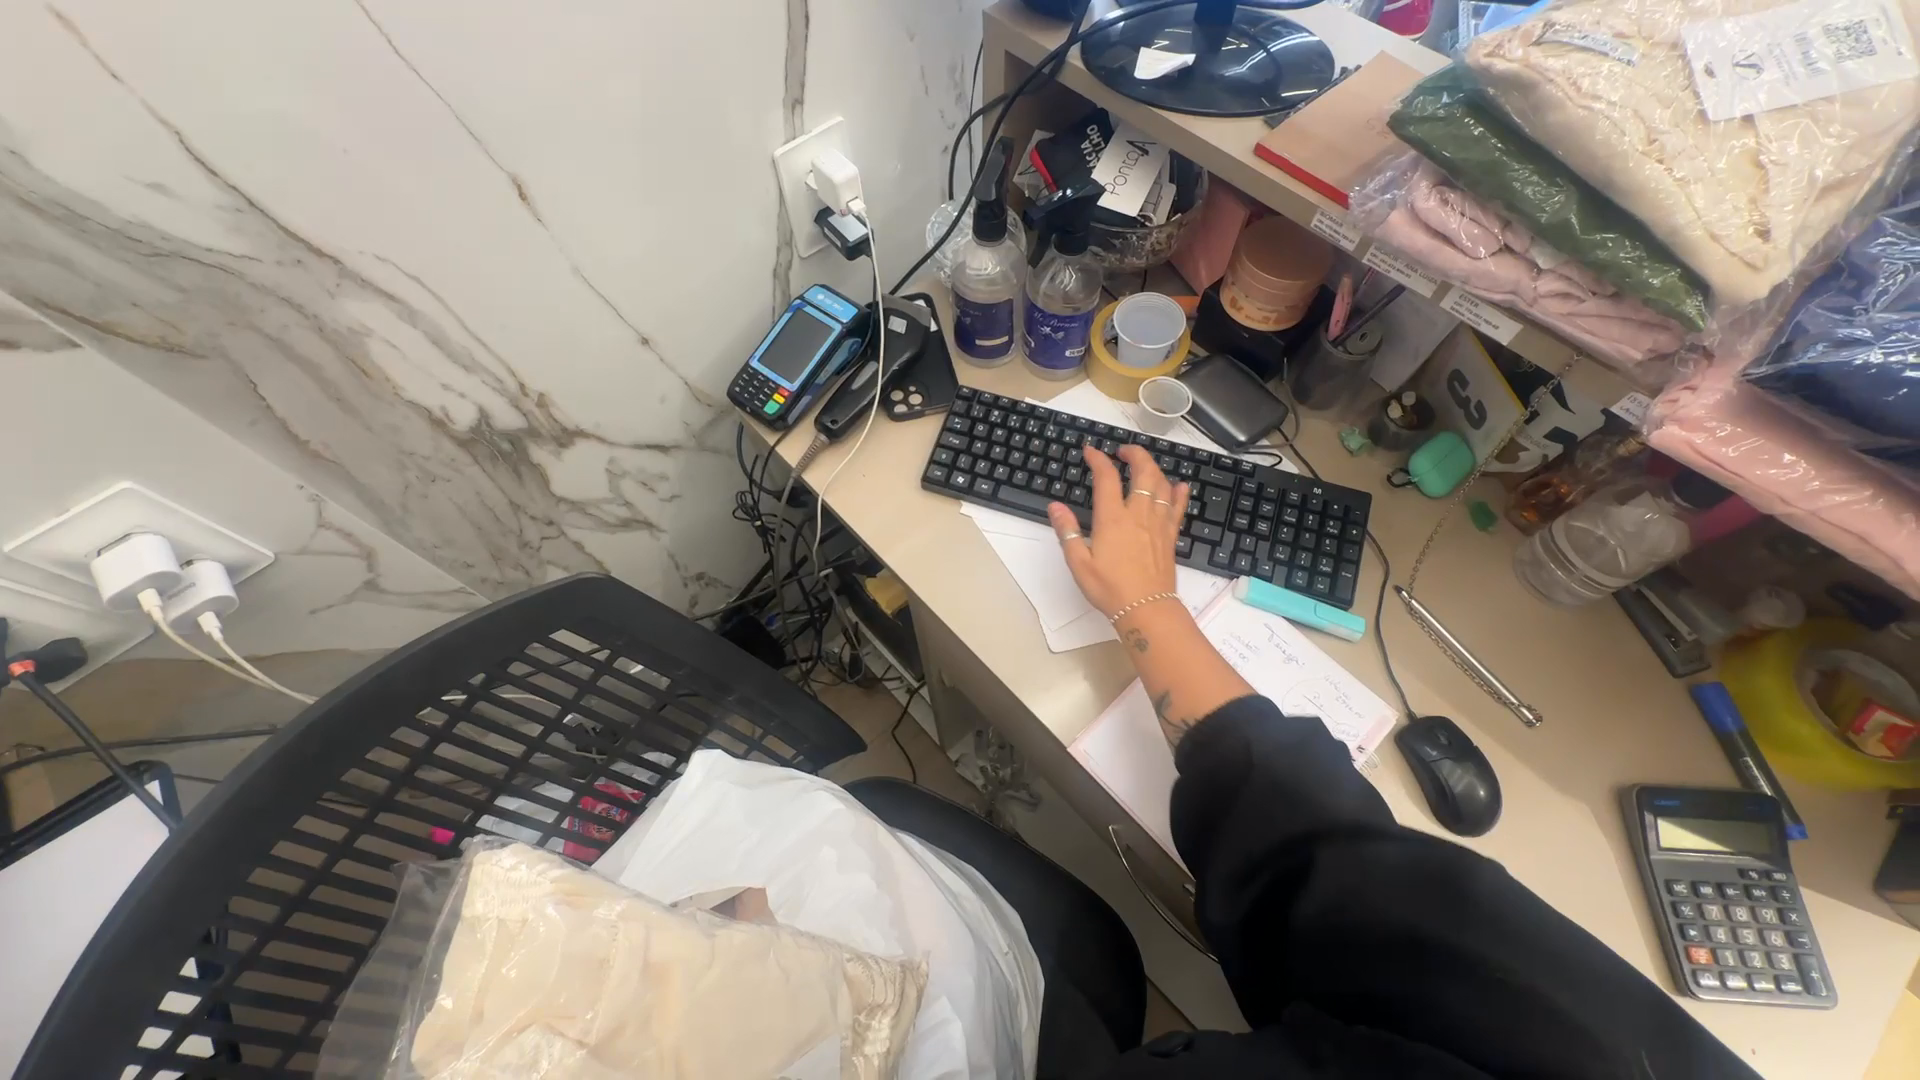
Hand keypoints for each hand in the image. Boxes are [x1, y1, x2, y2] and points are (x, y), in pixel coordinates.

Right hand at [1047, 444, 1190, 617]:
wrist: (1146, 609)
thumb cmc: (1110, 589)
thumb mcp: (1079, 562)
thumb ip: (1067, 531)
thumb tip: (1055, 507)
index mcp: (1112, 519)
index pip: (1106, 477)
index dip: (1098, 459)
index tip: (1090, 451)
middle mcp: (1138, 515)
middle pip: (1143, 472)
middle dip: (1134, 454)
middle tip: (1123, 451)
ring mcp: (1158, 524)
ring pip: (1162, 485)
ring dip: (1154, 468)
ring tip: (1144, 465)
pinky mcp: (1170, 536)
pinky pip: (1178, 507)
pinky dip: (1179, 493)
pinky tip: (1179, 486)